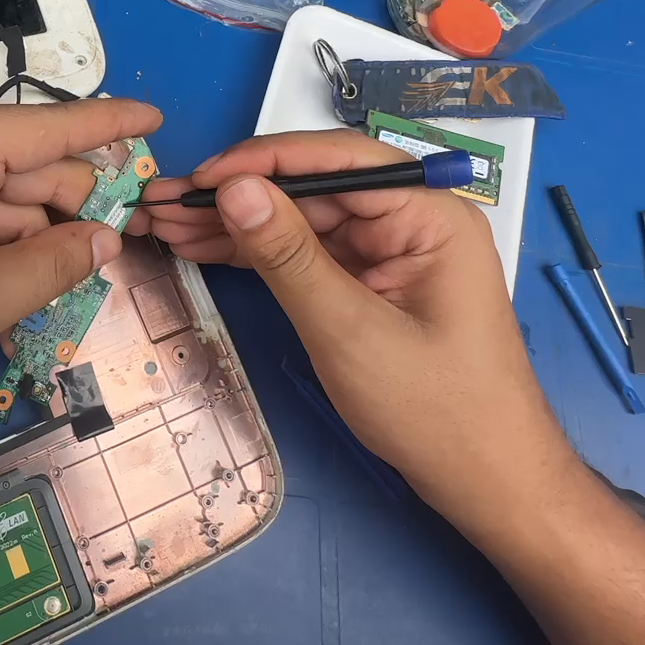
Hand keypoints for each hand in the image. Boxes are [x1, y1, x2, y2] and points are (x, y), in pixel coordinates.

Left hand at [0, 98, 160, 401]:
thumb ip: (51, 267)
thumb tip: (104, 241)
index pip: (54, 126)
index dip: (112, 125)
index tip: (157, 119)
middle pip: (26, 165)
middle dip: (67, 209)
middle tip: (99, 261)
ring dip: (27, 235)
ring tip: (50, 284)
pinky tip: (2, 281)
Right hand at [130, 130, 578, 526]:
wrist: (484, 484)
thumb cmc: (433, 409)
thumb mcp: (349, 329)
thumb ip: (288, 254)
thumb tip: (232, 188)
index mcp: (427, 213)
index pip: (335, 160)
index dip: (260, 161)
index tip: (198, 179)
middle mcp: (404, 218)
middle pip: (305, 187)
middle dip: (231, 195)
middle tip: (160, 203)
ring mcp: (381, 249)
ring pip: (293, 218)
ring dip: (229, 222)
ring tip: (162, 223)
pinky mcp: (360, 278)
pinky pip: (298, 251)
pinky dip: (249, 252)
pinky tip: (198, 246)